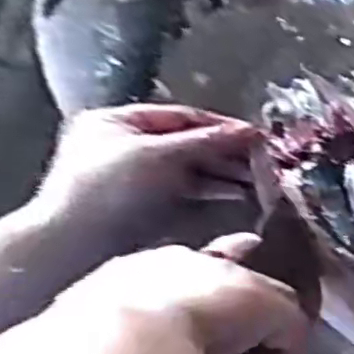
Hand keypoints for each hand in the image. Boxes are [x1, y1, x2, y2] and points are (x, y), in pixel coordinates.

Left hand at [30, 104, 260, 253]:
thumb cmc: (112, 186)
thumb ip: (209, 141)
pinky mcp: (160, 197)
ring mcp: (146, 172)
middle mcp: (133, 143)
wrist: (84, 237)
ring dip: (233, 172)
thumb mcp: (161, 154)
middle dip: (233, 152)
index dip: (223, 125)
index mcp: (118, 122)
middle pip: (195, 142)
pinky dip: (222, 188)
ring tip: (266, 180)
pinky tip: (246, 192)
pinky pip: (198, 186)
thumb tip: (253, 131)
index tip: (260, 137)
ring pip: (200, 166)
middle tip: (268, 161)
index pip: (183, 116)